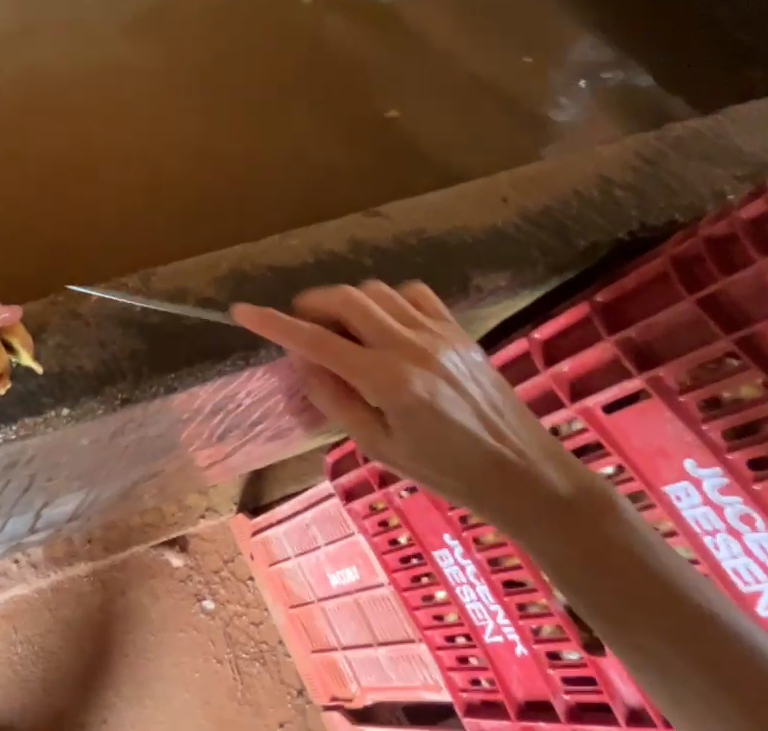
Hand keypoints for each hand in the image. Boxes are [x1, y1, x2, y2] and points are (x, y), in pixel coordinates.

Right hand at [231, 281, 613, 541]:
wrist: (526, 476)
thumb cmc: (445, 472)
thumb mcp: (377, 446)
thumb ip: (333, 398)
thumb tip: (301, 359)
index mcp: (387, 381)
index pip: (315, 340)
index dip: (272, 323)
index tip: (241, 311)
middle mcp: (410, 346)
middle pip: (344, 298)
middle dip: (311, 304)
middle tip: (301, 325)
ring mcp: (438, 334)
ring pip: (376, 291)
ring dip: (347, 302)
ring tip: (344, 330)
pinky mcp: (459, 331)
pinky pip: (413, 294)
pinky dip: (387, 301)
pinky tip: (386, 326)